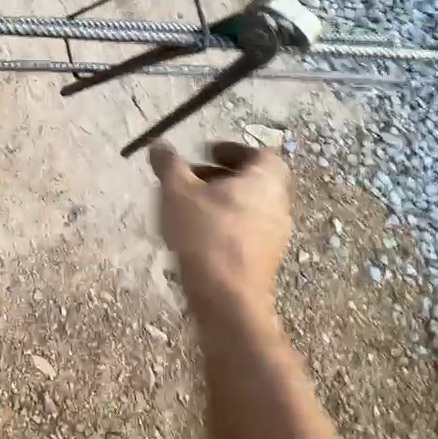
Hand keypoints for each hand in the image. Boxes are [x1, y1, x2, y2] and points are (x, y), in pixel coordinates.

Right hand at [151, 140, 291, 316]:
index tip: (206, 151)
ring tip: (187, 202)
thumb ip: (169, 164)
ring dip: (221, 197)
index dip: (234, 149)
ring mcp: (274, 234)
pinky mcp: (264, 256)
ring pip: (249, 204)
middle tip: (191, 175)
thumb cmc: (204, 231)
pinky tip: (195, 228)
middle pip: (255, 180)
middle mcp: (277, 205)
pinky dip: (224, 219)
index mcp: (263, 183)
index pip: (262, 155)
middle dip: (222, 174)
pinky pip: (246, 226)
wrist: (226, 293)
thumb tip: (160, 145)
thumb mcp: (176, 190)